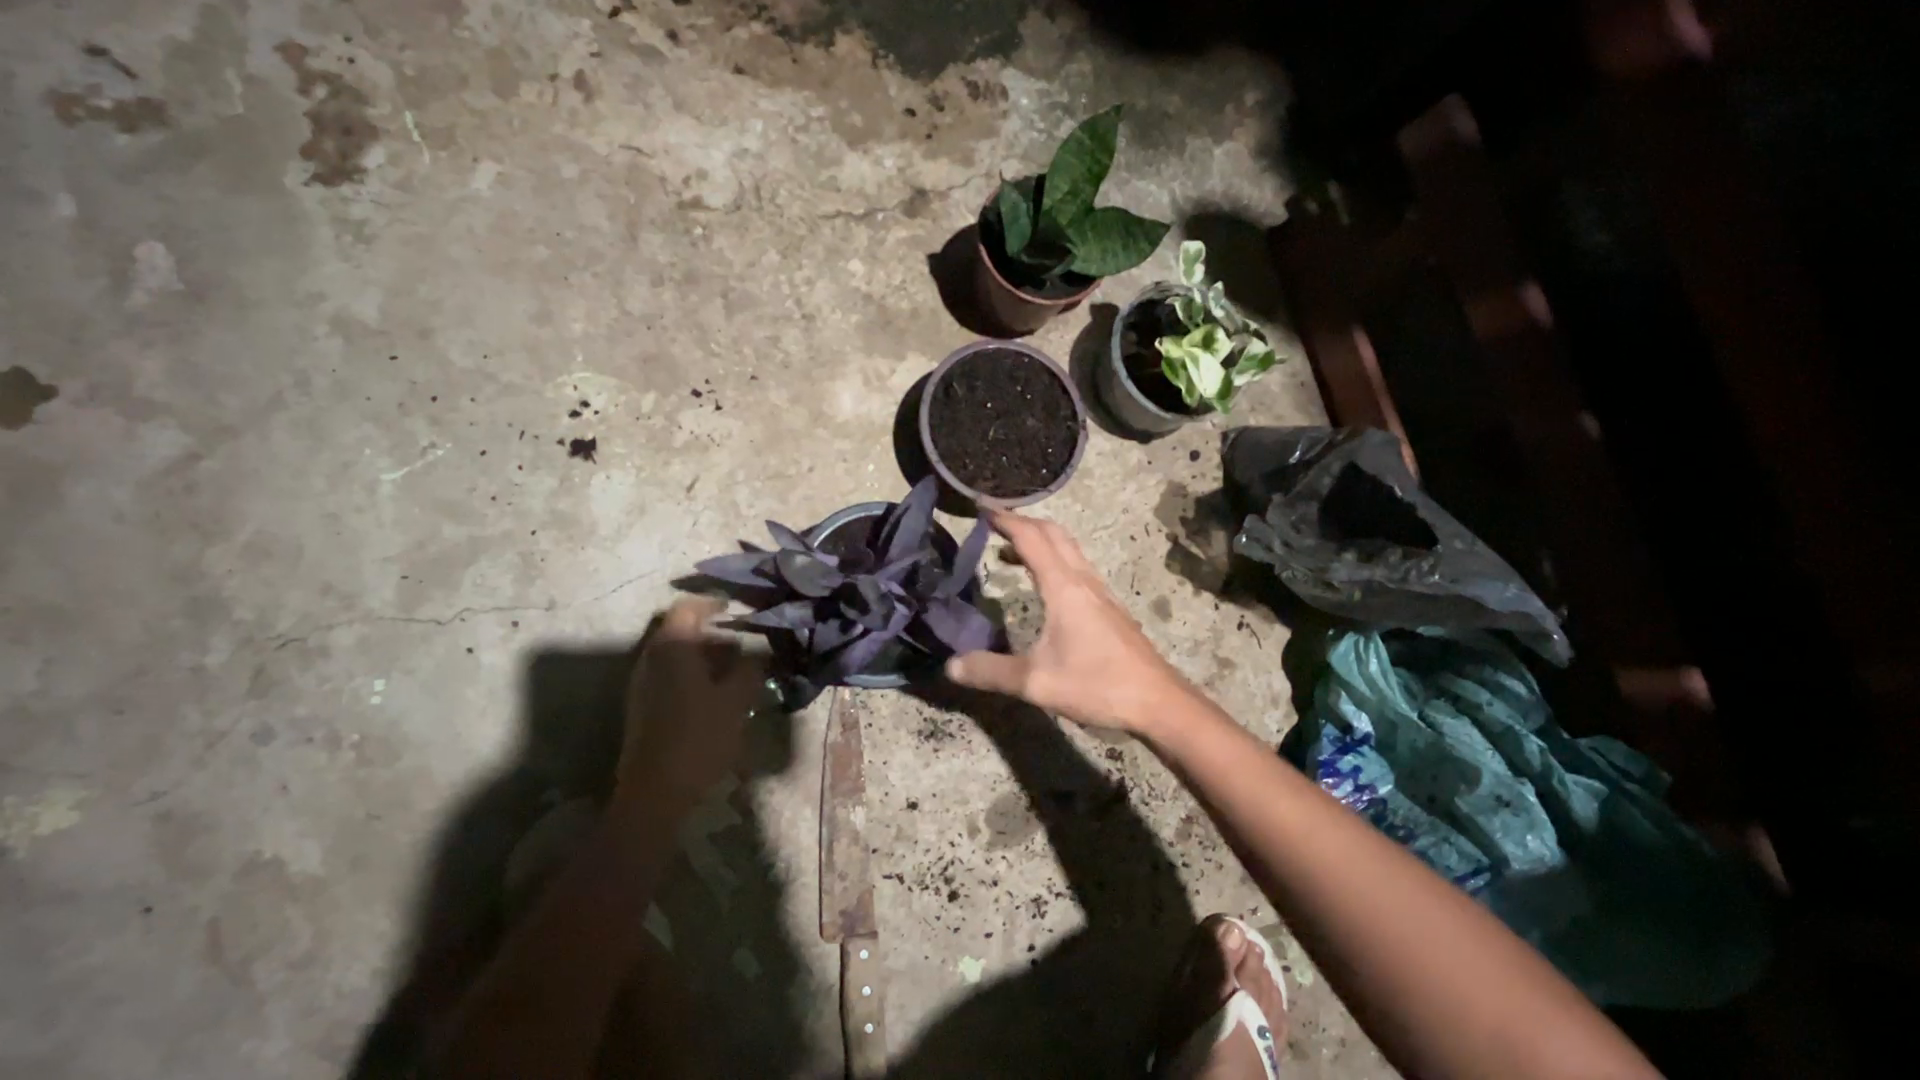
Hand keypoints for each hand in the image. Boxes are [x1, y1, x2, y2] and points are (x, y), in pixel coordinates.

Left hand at [617, 597, 769, 811]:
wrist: (656, 792)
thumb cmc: (700, 738)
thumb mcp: (736, 701)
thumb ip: (750, 669)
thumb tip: (759, 651)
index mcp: (672, 648)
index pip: (688, 607)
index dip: (712, 602)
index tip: (736, 609)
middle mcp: (651, 657)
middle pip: (679, 630)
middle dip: (711, 632)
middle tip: (741, 643)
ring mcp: (641, 682)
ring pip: (673, 654)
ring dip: (701, 655)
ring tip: (733, 671)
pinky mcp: (641, 706)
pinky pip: (668, 675)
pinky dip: (691, 674)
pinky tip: (714, 694)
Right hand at [945, 509, 1193, 733]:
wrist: (1157, 701)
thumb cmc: (1098, 684)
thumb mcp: (1035, 683)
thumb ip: (991, 671)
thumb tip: (951, 665)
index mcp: (1064, 587)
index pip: (1031, 538)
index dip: (1005, 519)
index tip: (980, 507)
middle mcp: (1083, 581)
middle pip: (1053, 534)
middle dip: (1023, 522)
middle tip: (993, 524)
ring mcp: (1100, 593)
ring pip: (1069, 550)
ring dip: (1040, 541)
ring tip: (1010, 552)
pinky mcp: (1109, 609)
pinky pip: (1077, 568)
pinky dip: (1054, 561)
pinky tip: (1044, 587)